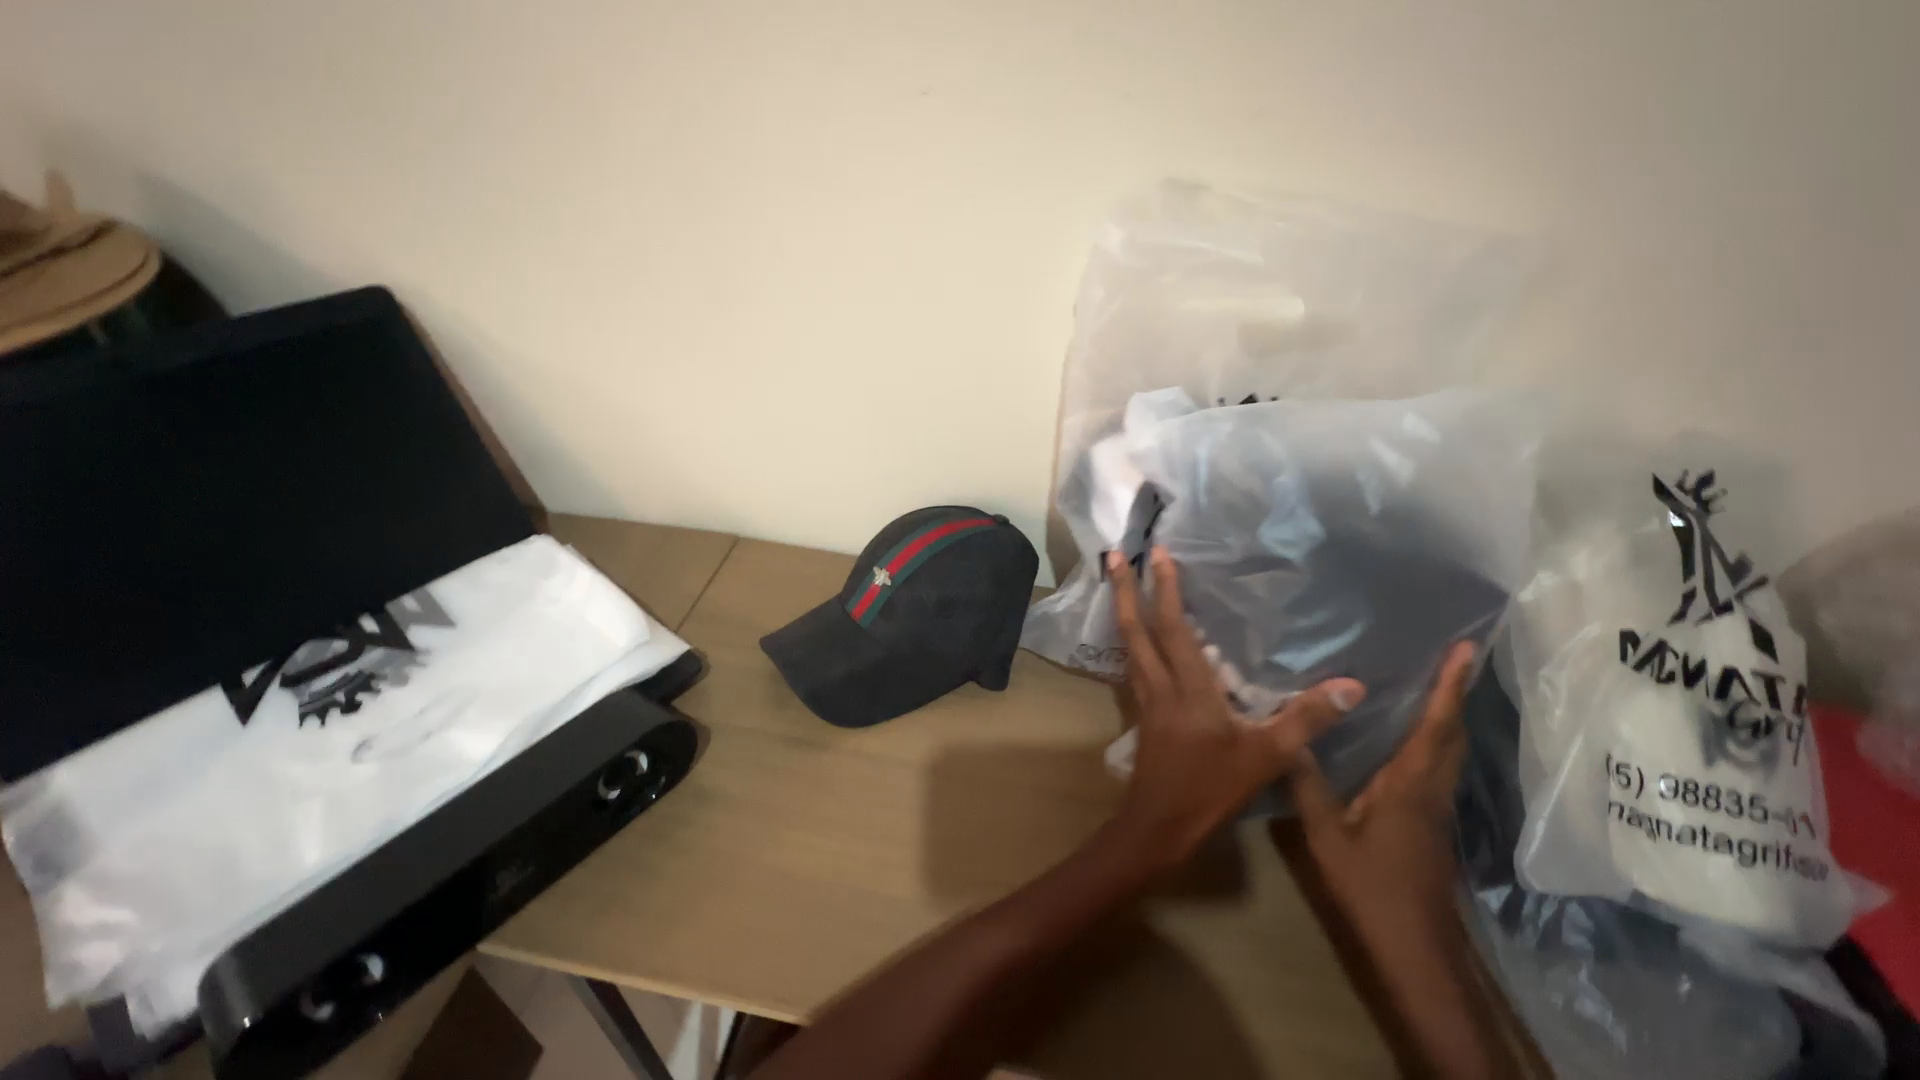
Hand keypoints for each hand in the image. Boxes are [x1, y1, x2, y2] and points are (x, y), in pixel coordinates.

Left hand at [1105, 547, 1365, 866]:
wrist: (1159, 827)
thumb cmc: (1211, 789)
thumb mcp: (1267, 756)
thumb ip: (1306, 719)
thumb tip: (1351, 685)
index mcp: (1188, 688)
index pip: (1173, 628)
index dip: (1166, 589)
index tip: (1157, 552)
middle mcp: (1159, 686)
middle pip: (1135, 629)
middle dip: (1125, 590)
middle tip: (1114, 555)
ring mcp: (1146, 702)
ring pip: (1130, 647)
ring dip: (1124, 612)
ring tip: (1120, 585)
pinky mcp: (1142, 717)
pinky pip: (1135, 668)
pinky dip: (1134, 644)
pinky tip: (1141, 643)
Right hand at [1281, 639, 1475, 952]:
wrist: (1416, 947)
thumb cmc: (1372, 888)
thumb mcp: (1327, 836)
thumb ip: (1307, 785)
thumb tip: (1289, 736)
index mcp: (1410, 784)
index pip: (1436, 725)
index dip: (1450, 685)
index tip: (1464, 648)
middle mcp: (1431, 789)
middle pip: (1452, 733)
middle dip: (1454, 692)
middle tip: (1450, 656)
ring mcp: (1435, 808)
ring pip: (1448, 751)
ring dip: (1447, 716)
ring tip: (1430, 685)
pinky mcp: (1430, 822)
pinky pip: (1437, 768)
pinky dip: (1432, 741)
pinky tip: (1405, 740)